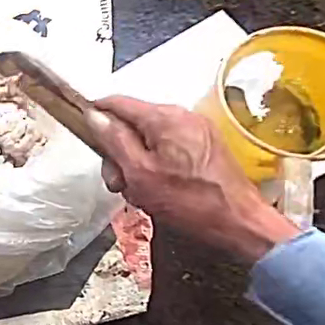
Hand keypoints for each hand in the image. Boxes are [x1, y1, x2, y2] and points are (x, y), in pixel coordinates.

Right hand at [89, 96, 299, 262]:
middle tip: (117, 183)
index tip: (85, 139)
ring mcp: (196, 129)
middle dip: (117, 151)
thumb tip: (93, 115)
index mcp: (164, 117)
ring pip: (148, 137)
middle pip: (132, 123)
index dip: (95, 116)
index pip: (116, 102)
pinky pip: (167, 146)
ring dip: (134, 162)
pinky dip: (154, 164)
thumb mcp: (139, 173)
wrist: (238, 222)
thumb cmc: (186, 201)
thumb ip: (114, 141)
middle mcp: (182, 115)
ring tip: (139, 192)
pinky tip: (156, 188)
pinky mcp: (205, 145)